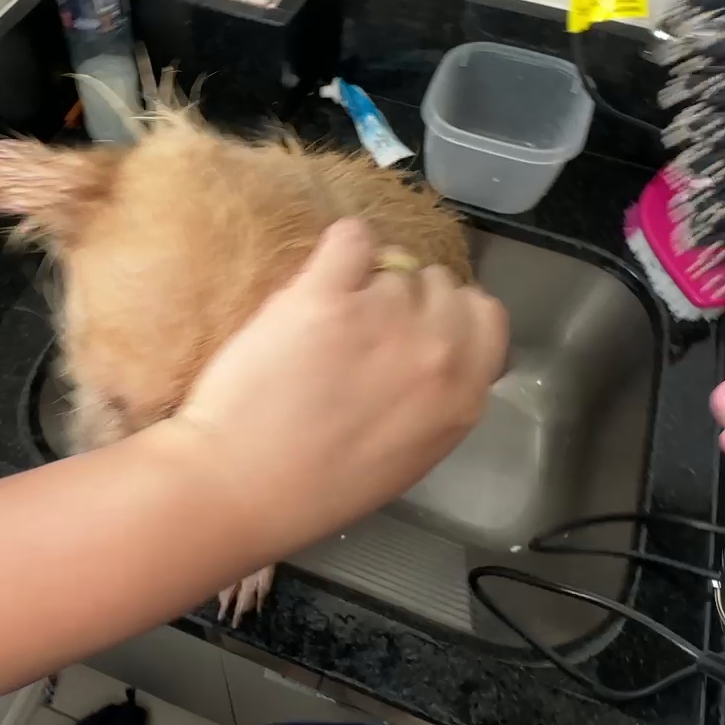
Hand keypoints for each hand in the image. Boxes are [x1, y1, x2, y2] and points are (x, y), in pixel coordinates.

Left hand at [158, 218, 506, 556]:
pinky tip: (318, 285)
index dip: (451, 315)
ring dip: (365, 287)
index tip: (419, 328)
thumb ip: (436, 398)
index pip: (486, 316)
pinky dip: (340, 252)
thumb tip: (434, 352)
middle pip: (441, 284)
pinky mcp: (326, 295)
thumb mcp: (409, 455)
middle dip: (408, 299)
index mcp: (461, 397)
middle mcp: (436, 351)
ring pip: (393, 267)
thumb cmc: (317, 487)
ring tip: (325, 328)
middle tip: (364, 330)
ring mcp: (383, 317)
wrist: (238, 486)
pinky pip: (352, 237)